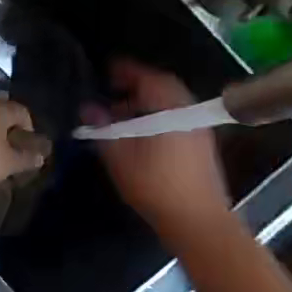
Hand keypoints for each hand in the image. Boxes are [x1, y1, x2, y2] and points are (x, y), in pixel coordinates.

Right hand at [81, 60, 238, 243]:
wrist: (198, 222)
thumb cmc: (155, 187)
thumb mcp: (120, 157)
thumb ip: (103, 129)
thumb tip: (89, 109)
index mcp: (169, 111)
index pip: (149, 78)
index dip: (127, 70)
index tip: (108, 69)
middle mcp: (188, 114)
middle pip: (164, 88)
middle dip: (138, 85)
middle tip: (114, 90)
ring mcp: (199, 130)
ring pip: (172, 104)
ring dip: (148, 102)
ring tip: (122, 114)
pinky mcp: (202, 147)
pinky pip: (178, 118)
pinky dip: (158, 115)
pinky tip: (142, 133)